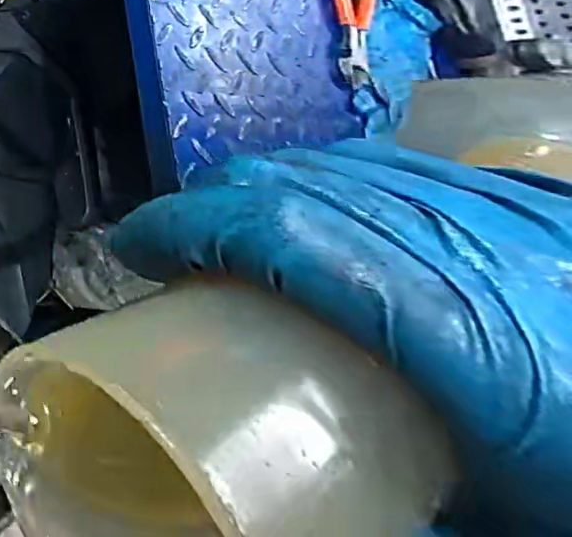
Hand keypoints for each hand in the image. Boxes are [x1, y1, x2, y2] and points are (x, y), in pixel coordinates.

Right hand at [111, 139, 571, 534]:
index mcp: (458, 329)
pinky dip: (332, 174)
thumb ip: (367, 503)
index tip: (133, 248)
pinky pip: (408, 165)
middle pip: (296, 182)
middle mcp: (481, 251)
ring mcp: (525, 221)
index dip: (182, 224)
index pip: (274, 227)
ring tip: (232, 227)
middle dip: (206, 201)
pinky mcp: (553, 214)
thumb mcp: (494, 525)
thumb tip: (247, 509)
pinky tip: (321, 203)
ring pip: (346, 161)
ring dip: (261, 185)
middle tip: (171, 245)